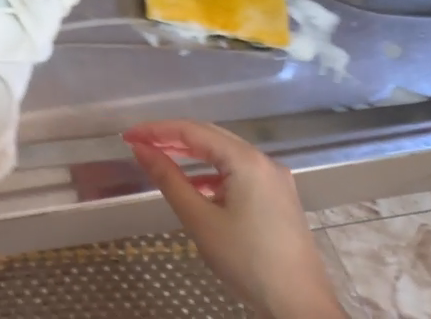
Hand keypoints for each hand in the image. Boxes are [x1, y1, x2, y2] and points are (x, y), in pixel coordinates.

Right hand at [123, 120, 344, 318]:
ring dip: (192, 155)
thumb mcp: (199, 219)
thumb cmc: (247, 261)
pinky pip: (238, 172)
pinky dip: (212, 173)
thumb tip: (140, 149)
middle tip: (140, 145)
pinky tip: (196, 187)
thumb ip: (168, 178)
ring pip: (224, 154)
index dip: (156, 130)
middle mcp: (264, 161)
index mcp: (246, 160)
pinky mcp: (279, 198)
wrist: (301, 308)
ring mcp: (275, 180)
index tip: (128, 137)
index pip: (192, 131)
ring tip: (162, 160)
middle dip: (172, 138)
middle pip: (210, 137)